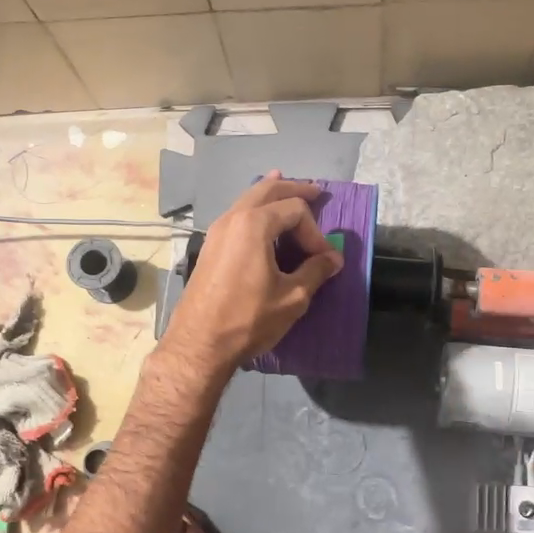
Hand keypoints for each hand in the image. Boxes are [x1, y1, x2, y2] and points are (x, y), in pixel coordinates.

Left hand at [161, 172, 343, 375]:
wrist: (200, 343)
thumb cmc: (248, 318)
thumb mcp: (292, 297)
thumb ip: (315, 272)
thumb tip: (333, 259)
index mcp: (254, 224)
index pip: (295, 209)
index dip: (315, 231)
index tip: (324, 258)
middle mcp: (233, 218)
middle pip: (268, 190)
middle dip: (294, 189)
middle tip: (316, 191)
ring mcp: (217, 230)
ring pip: (248, 200)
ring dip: (272, 196)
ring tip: (287, 189)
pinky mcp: (210, 246)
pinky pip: (238, 215)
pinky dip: (255, 210)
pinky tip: (261, 217)